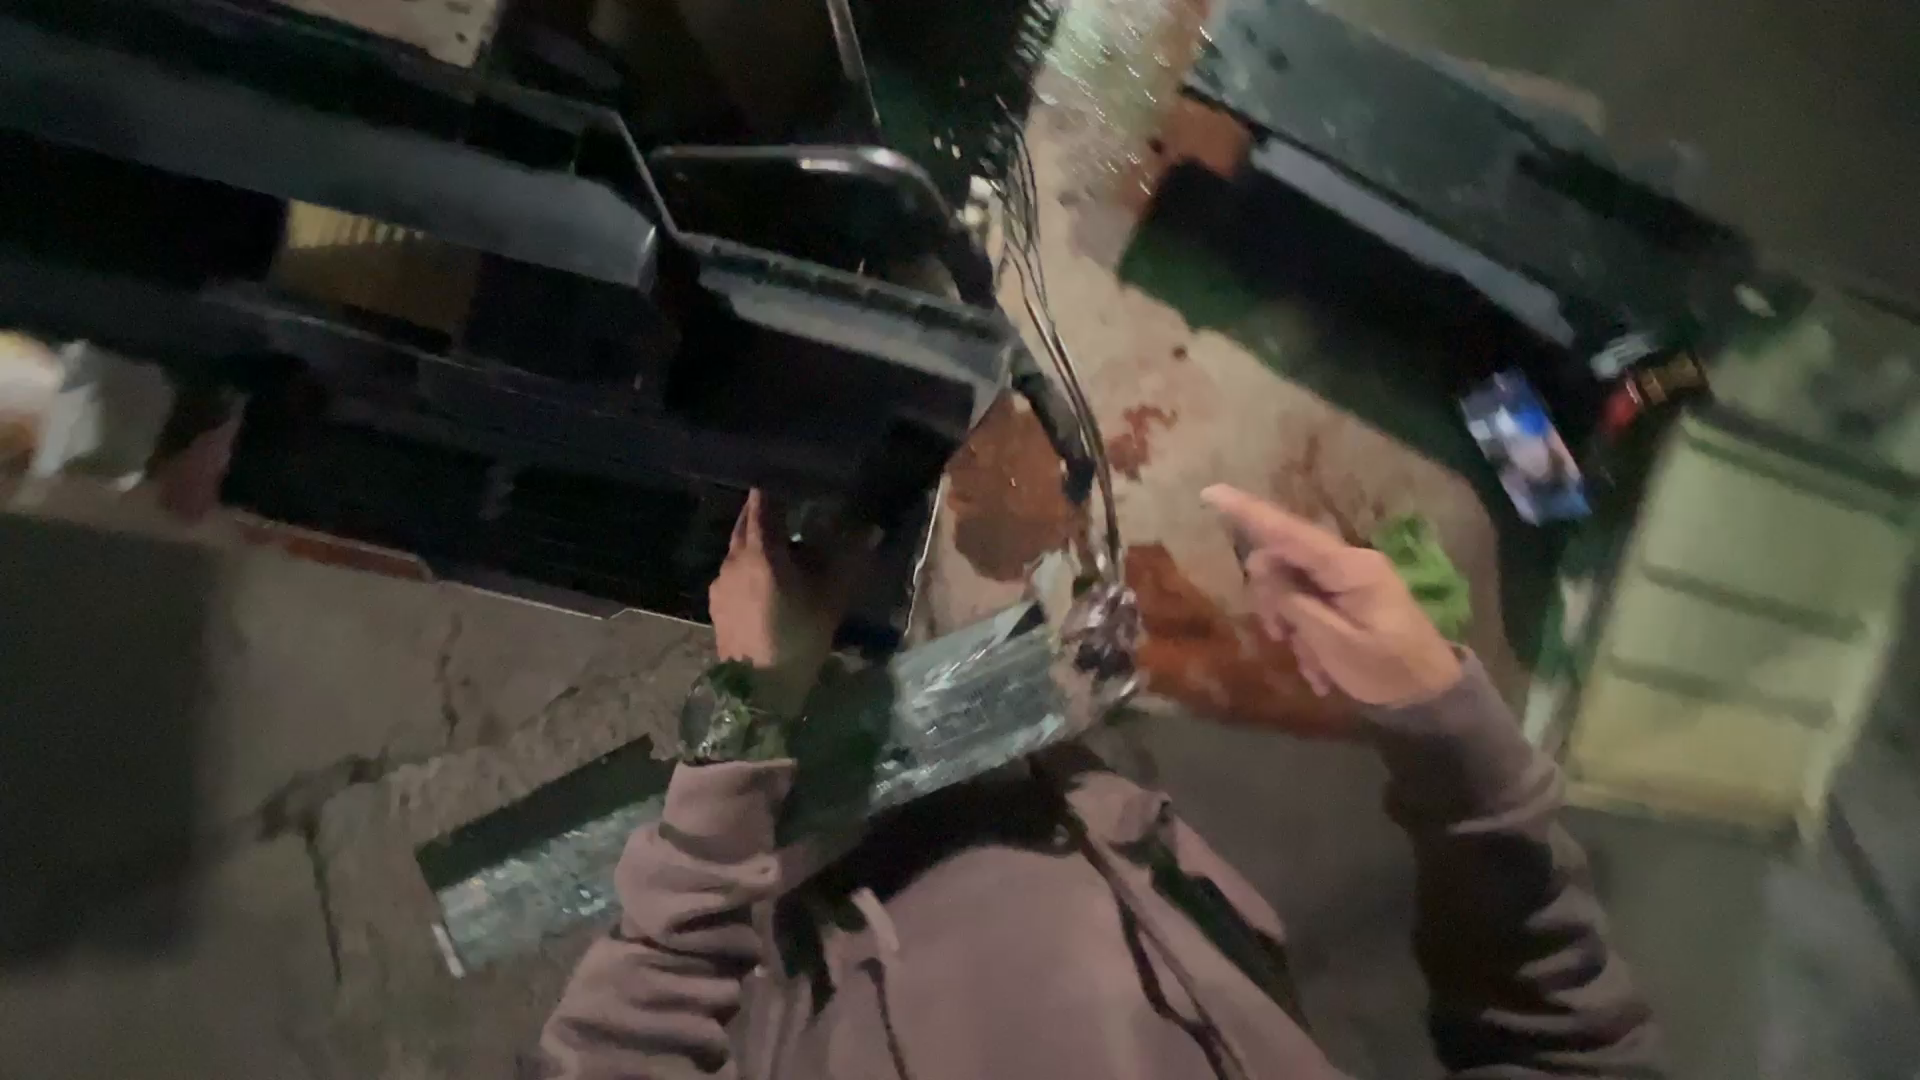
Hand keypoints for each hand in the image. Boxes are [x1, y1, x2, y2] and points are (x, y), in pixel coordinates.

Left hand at [708, 490, 868, 715]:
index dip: (771, 488)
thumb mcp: (832, 599)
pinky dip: (749, 567)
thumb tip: (872, 531)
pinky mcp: (716, 604)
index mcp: (760, 553)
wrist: (758, 691)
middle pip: (745, 525)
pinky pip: (734, 573)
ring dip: (757, 543)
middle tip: (786, 508)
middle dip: (763, 513)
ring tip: (783, 552)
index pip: (762, 505)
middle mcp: (733, 561)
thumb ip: (850, 561)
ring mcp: (720, 583)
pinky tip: (768, 584)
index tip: (782, 476)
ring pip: (738, 550)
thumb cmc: (798, 639)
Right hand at [1202, 485, 1460, 708]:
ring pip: (1290, 585)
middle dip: (1272, 599)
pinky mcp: (1347, 594)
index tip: (1211, 492)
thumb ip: (1293, 601)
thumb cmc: (1386, 671)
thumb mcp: (1334, 642)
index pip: (1289, 532)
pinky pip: (1306, 602)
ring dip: (1289, 623)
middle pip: (1283, 560)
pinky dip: (1304, 633)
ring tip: (1309, 663)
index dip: (1248, 512)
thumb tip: (1262, 568)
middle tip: (1277, 636)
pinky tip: (1318, 666)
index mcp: (1349, 567)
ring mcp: (1348, 578)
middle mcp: (1347, 562)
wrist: (1430, 698)